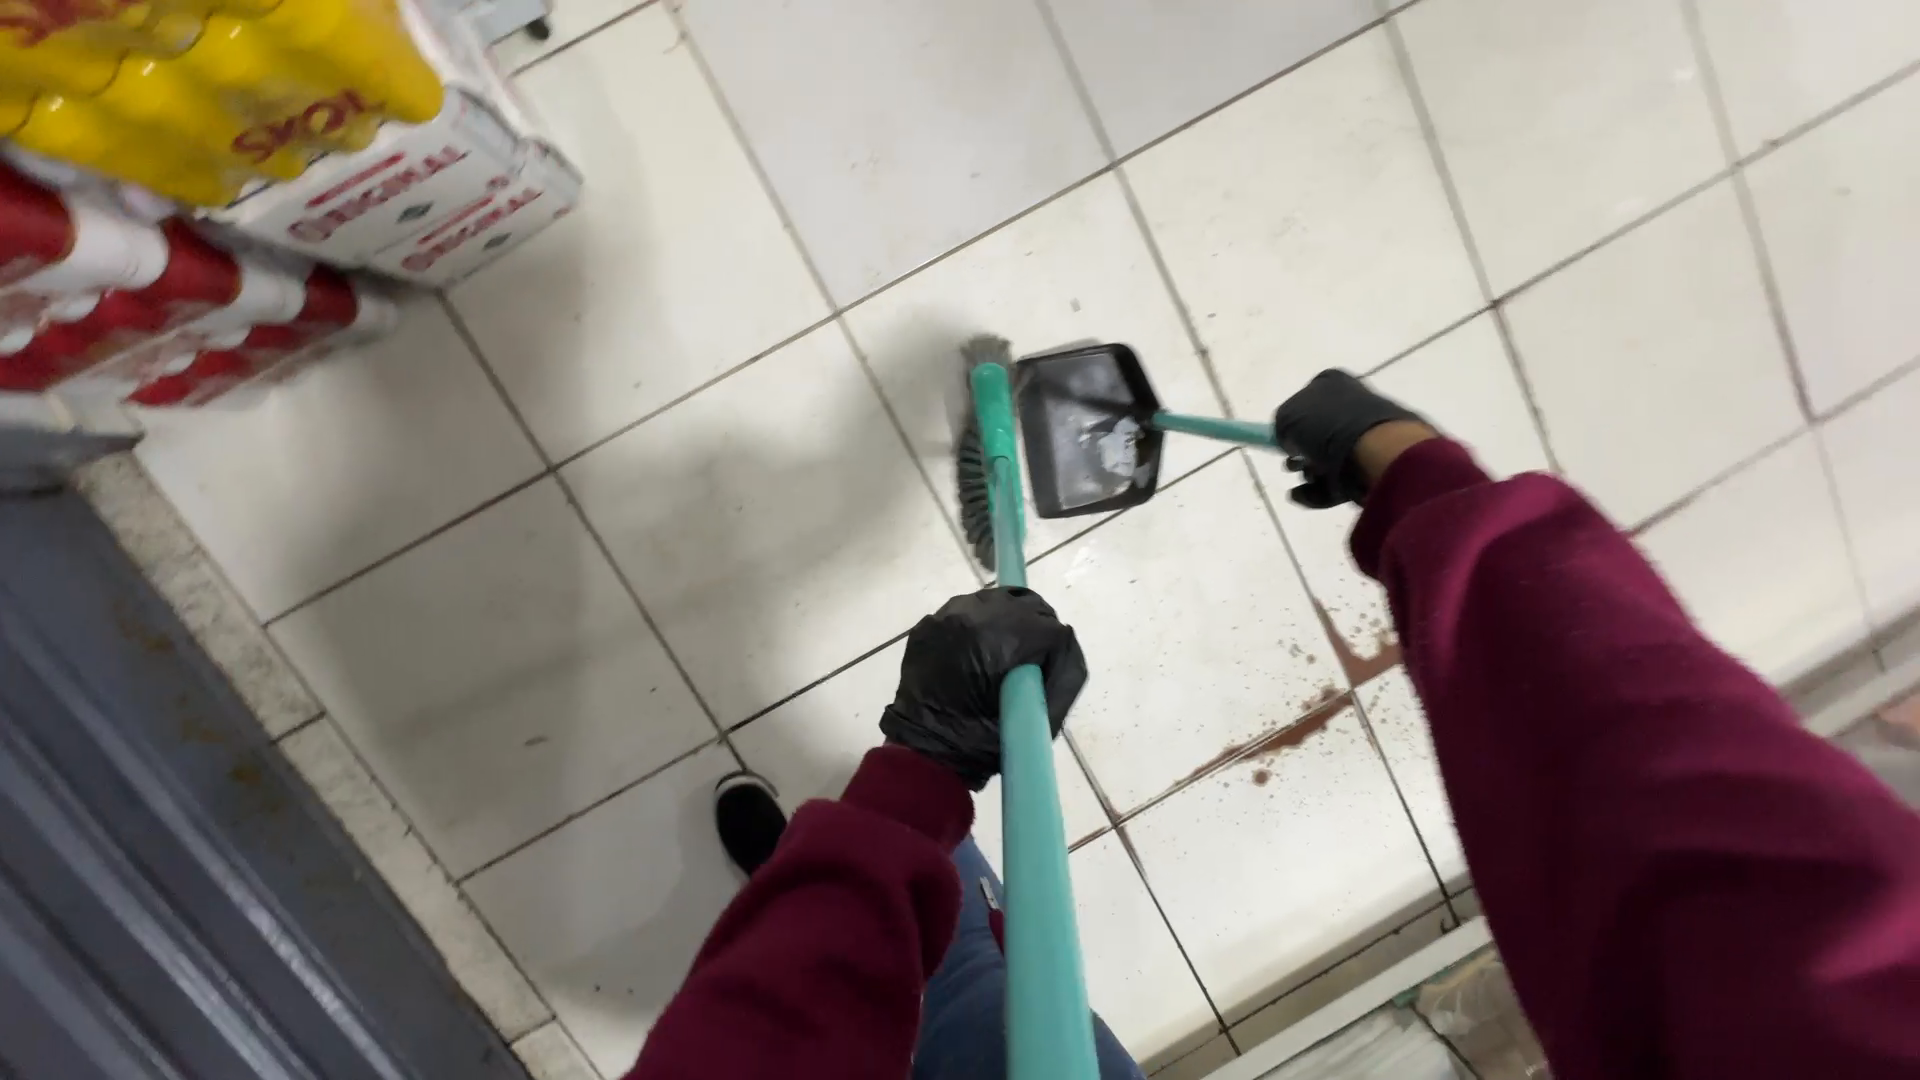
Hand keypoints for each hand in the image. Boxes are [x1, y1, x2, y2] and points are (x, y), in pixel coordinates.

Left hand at [879, 587, 1087, 790]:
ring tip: (1003, 653)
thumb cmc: (983, 744)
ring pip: (994, 601)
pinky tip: (974, 654)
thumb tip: (1062, 648)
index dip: (1056, 647)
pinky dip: (976, 628)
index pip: (1049, 627)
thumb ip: (1062, 677)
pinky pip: (963, 613)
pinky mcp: (929, 624)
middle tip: (1033, 657)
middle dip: (1036, 628)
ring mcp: (947, 615)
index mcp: (1004, 640)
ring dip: (1006, 622)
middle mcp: (975, 616)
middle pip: (1025, 604)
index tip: (1052, 665)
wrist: (924, 752)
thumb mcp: (1039, 718)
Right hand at [1272, 370, 1433, 507]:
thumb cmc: (1326, 427)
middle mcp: (1352, 404)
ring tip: (1303, 481)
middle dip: (1298, 454)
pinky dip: (1317, 490)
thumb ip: (1281, 425)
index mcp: (1333, 383)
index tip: (1282, 442)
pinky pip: (1338, 479)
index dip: (1290, 424)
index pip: (1303, 401)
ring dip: (1307, 473)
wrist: (1372, 452)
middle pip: (1315, 434)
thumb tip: (1290, 439)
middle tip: (1291, 465)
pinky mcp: (1373, 462)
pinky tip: (1304, 494)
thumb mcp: (1286, 417)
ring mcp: (1366, 434)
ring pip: (1325, 458)